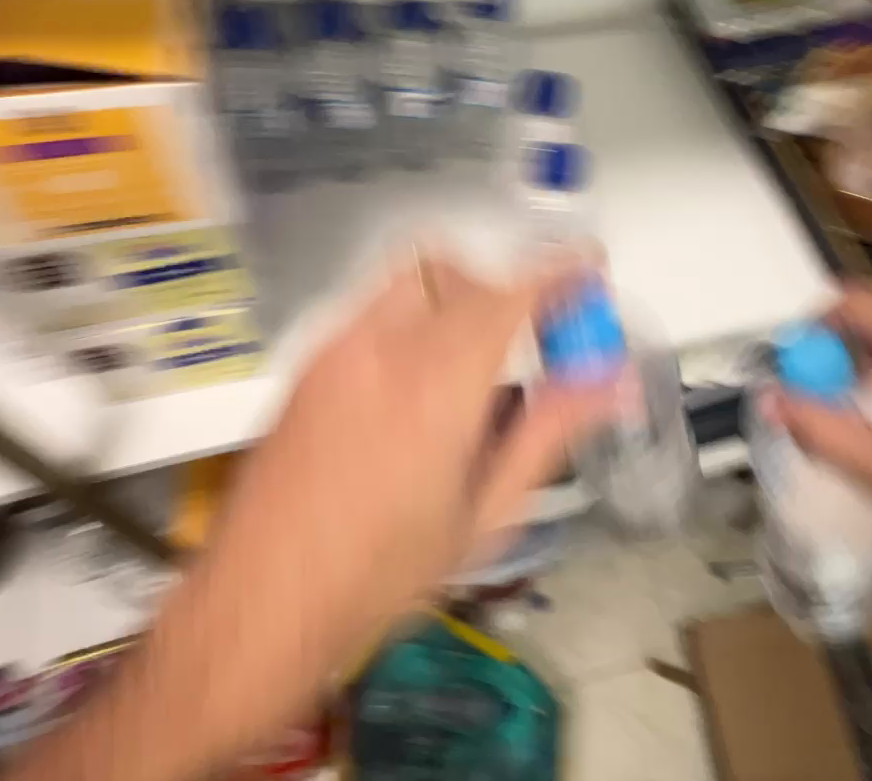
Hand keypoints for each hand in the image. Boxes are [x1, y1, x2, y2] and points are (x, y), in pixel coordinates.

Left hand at [106, 251, 610, 774]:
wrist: (260, 602)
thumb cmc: (380, 576)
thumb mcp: (485, 513)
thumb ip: (551, 431)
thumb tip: (611, 385)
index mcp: (435, 384)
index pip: (511, 294)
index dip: (560, 271)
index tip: (588, 269)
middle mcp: (381, 346)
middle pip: (458, 269)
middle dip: (504, 287)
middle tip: (532, 335)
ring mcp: (336, 348)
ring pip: (411, 278)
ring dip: (457, 297)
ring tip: (477, 362)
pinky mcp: (310, 363)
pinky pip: (375, 307)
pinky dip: (416, 317)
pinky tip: (420, 385)